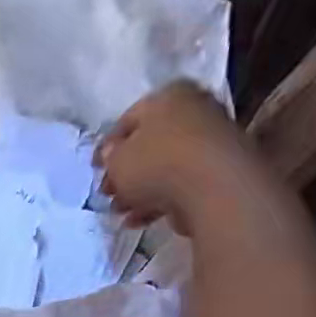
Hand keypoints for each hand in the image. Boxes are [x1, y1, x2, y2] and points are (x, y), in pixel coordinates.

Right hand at [95, 81, 279, 234]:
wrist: (213, 186)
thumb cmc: (156, 163)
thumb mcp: (117, 160)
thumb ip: (110, 156)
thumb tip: (113, 153)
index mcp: (168, 96)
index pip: (128, 119)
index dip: (108, 146)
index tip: (96, 168)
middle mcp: (193, 110)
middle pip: (149, 143)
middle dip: (125, 171)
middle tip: (108, 192)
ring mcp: (210, 141)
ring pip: (164, 166)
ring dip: (138, 191)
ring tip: (121, 212)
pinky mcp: (219, 170)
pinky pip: (180, 183)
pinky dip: (158, 200)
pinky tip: (139, 220)